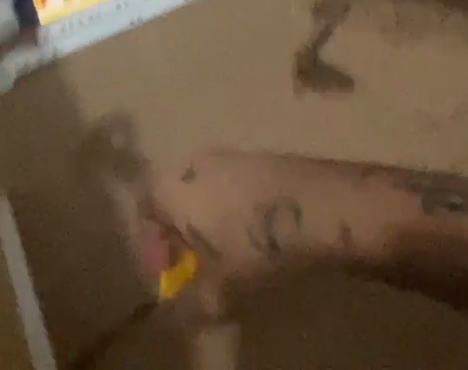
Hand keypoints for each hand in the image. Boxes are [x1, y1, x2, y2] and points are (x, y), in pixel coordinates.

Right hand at [139, 148, 344, 309]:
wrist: (322, 207)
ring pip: (210, 187)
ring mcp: (235, 155)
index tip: (168, 275)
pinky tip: (260, 234)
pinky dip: (239, 208)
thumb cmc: (258, 245)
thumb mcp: (221, 289)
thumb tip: (173, 313)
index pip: (146, 207)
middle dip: (182, 229)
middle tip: (197, 262)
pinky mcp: (266, 158)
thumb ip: (191, 302)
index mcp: (176, 187)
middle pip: (177, 194)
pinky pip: (239, 184)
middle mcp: (198, 163)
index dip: (151, 244)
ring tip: (231, 251)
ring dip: (212, 218)